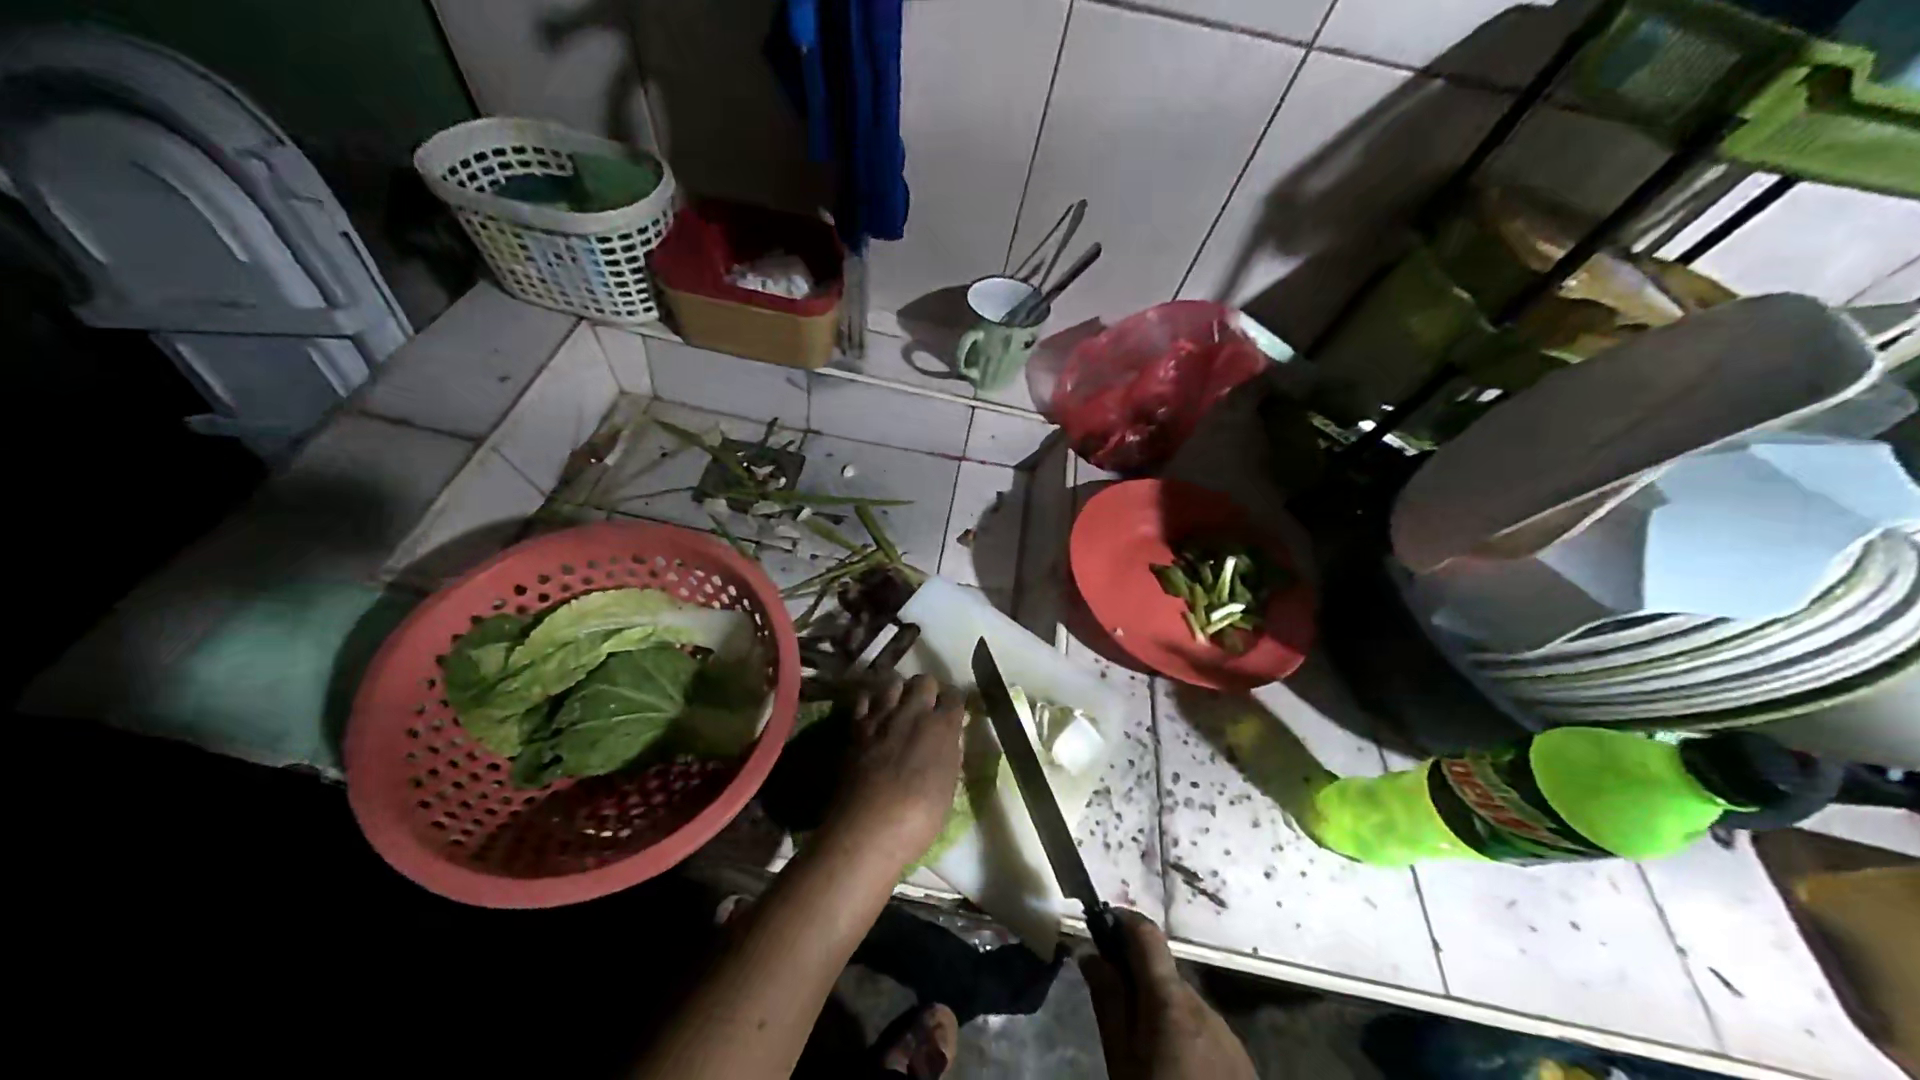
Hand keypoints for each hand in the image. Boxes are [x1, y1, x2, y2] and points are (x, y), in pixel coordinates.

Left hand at [821, 673, 965, 870]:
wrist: (867, 829)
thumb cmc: (919, 818)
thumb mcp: (947, 788)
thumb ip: (949, 756)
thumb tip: (950, 740)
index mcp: (942, 727)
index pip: (955, 695)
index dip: (954, 701)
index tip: (953, 712)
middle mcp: (913, 712)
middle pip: (924, 680)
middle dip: (928, 689)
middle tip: (928, 707)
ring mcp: (881, 716)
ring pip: (893, 681)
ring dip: (899, 690)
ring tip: (900, 705)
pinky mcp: (856, 727)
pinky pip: (864, 699)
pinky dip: (870, 701)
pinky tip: (873, 714)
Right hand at [1081, 910, 1256, 1079]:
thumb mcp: (1120, 1058)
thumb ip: (1107, 1000)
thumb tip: (1090, 952)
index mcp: (1170, 998)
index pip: (1147, 934)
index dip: (1123, 919)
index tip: (1101, 922)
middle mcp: (1202, 1003)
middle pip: (1163, 972)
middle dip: (1136, 976)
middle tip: (1110, 999)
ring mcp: (1226, 1029)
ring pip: (1182, 1001)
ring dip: (1159, 1007)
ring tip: (1141, 1044)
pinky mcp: (1240, 1056)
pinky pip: (1202, 1027)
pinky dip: (1182, 1031)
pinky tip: (1173, 1065)